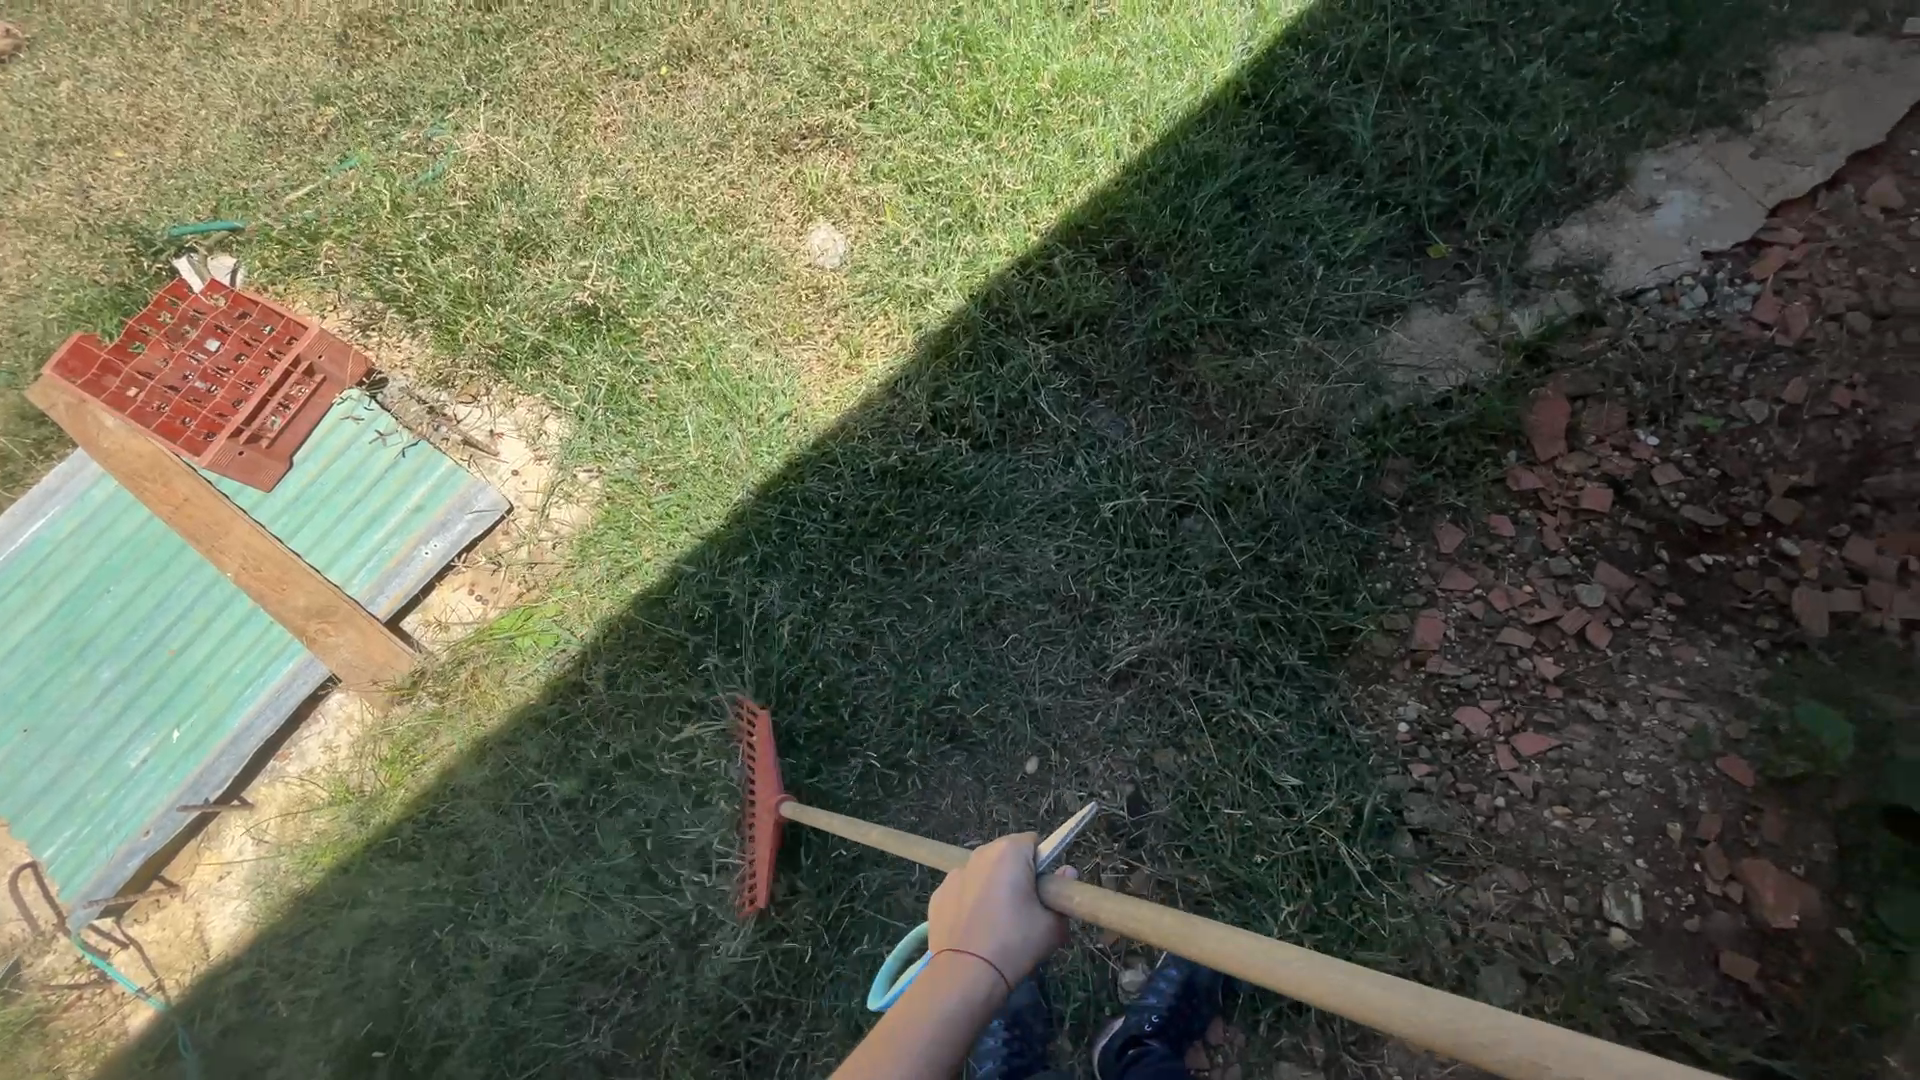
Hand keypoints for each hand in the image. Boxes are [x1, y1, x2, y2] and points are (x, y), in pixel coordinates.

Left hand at [927, 833, 1074, 984]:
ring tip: (997, 922)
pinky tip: (974, 930)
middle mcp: (979, 854)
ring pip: (982, 873)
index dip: (1043, 865)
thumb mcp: (1052, 925)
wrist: (966, 975)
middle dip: (1017, 874)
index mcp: (1009, 852)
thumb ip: (1062, 893)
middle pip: (1006, 855)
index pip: (1034, 843)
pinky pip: (962, 891)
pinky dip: (970, 902)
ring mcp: (954, 874)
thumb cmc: (1015, 943)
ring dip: (992, 886)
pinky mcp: (938, 894)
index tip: (1044, 891)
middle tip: (1025, 909)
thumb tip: (1067, 872)